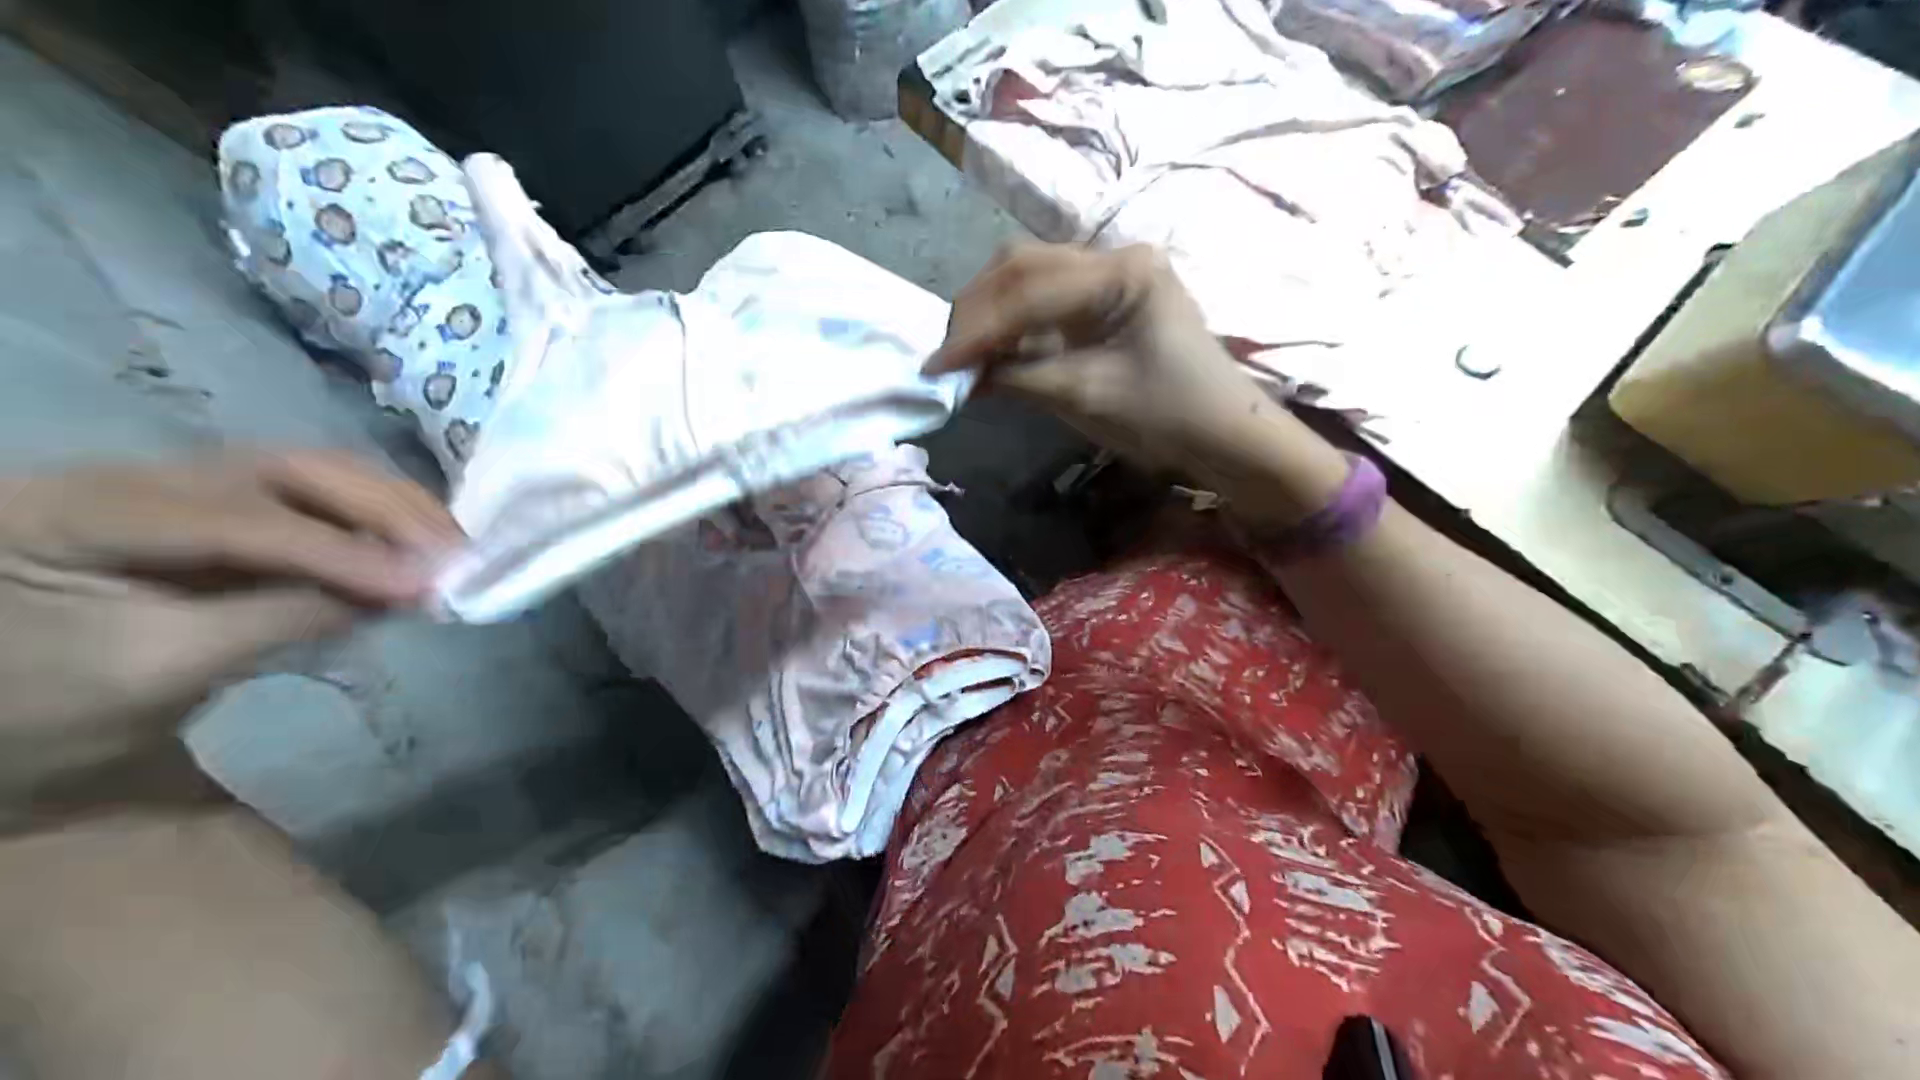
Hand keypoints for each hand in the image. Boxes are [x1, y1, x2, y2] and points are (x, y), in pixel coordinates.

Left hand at [0, 449, 461, 804]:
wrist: (2, 713)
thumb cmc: (53, 709)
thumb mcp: (161, 671)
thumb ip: (286, 615)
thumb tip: (407, 589)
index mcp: (77, 512)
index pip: (240, 519)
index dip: (341, 551)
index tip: (427, 587)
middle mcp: (139, 473)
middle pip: (295, 471)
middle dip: (389, 510)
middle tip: (460, 556)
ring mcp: (187, 484)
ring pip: (320, 476)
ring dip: (397, 511)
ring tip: (452, 553)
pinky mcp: (226, 506)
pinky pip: (321, 500)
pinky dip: (380, 521)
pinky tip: (417, 550)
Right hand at [926, 243, 1269, 469]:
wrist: (1224, 437)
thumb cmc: (1169, 417)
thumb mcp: (1087, 398)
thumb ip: (1019, 377)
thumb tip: (962, 376)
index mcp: (1123, 272)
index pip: (1028, 291)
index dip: (976, 330)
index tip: (936, 367)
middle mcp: (1114, 258)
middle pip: (1022, 267)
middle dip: (976, 312)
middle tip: (945, 360)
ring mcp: (1109, 276)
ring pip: (1027, 277)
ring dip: (989, 314)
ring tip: (961, 358)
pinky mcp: (1103, 302)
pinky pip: (1043, 302)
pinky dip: (1011, 326)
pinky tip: (989, 355)